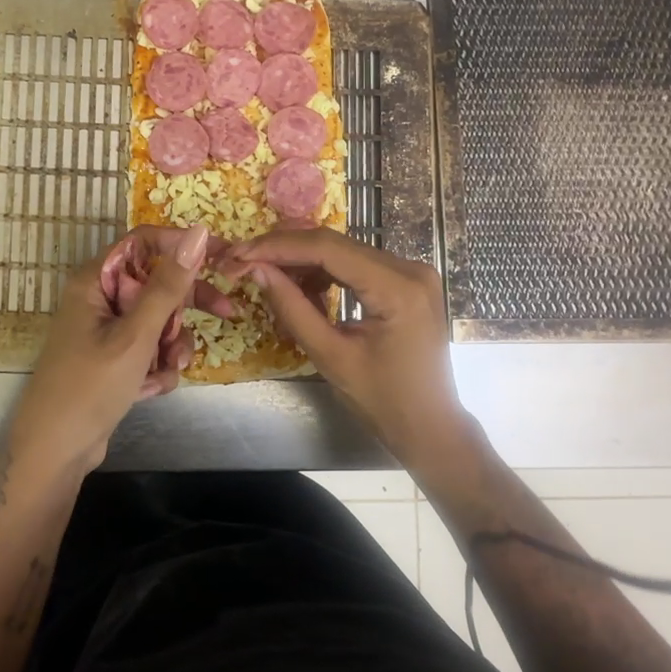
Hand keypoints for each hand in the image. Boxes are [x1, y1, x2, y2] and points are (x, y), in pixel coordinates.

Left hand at [6, 225, 216, 476]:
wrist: (56, 451)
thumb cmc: (90, 386)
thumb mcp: (136, 335)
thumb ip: (168, 285)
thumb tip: (198, 233)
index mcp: (95, 281)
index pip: (143, 242)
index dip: (182, 244)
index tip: (221, 255)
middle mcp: (99, 299)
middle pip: (156, 283)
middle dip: (183, 307)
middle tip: (225, 314)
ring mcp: (105, 331)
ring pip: (158, 321)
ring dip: (170, 345)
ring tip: (165, 368)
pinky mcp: (113, 359)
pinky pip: (149, 350)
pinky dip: (156, 368)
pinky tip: (149, 390)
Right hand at [220, 227, 461, 446]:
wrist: (430, 427)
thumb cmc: (383, 401)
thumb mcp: (331, 356)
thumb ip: (293, 309)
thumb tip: (256, 270)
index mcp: (398, 288)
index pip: (328, 249)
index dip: (278, 246)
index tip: (240, 253)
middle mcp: (410, 269)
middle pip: (335, 244)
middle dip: (285, 250)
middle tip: (243, 261)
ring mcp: (411, 273)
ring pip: (343, 251)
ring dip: (302, 261)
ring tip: (266, 276)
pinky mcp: (406, 282)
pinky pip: (356, 265)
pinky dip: (324, 273)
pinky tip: (300, 288)